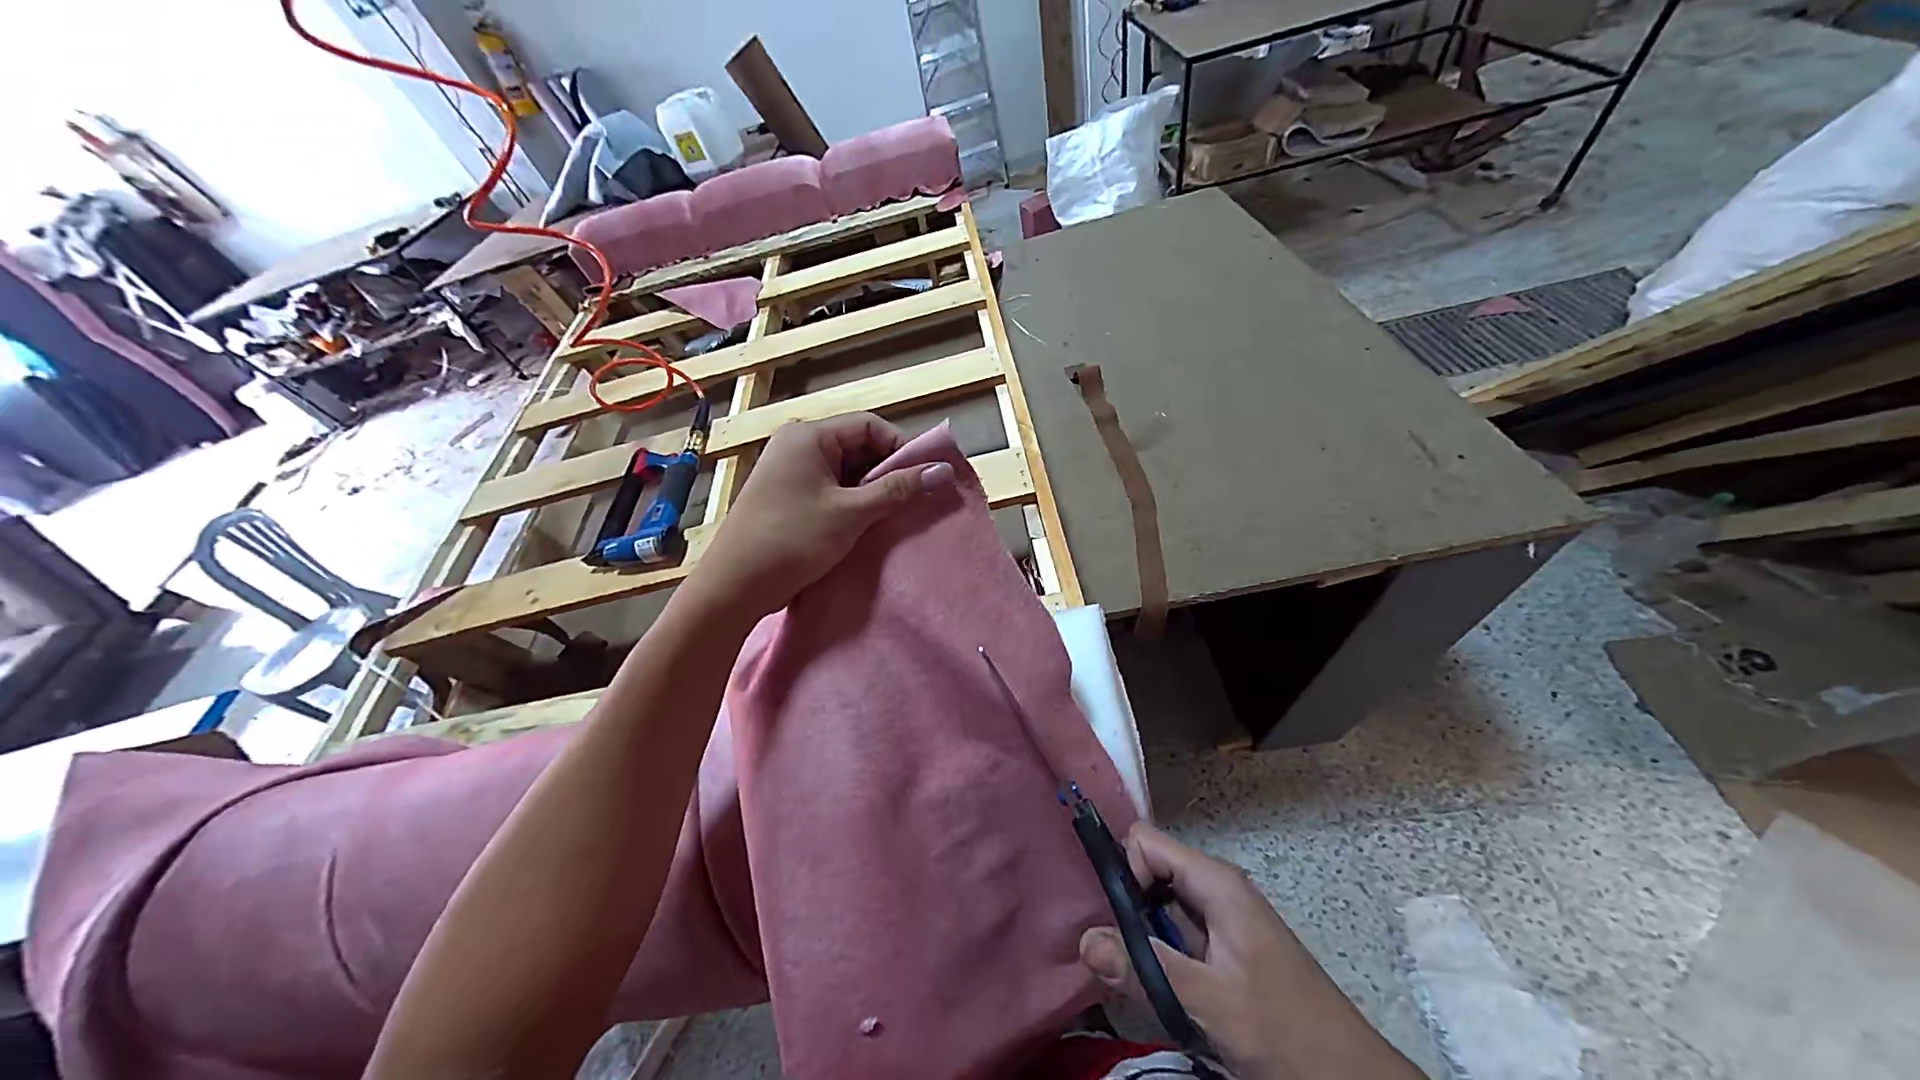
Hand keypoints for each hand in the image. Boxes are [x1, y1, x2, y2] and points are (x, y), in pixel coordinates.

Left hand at [691, 413, 954, 617]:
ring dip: (870, 491)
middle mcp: (797, 445)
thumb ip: (897, 489)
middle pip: (857, 446)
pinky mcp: (788, 497)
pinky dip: (852, 504)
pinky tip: (866, 525)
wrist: (735, 585)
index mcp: (808, 436)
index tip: (923, 478)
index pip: (869, 426)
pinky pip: (830, 489)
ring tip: (891, 517)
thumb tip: (942, 471)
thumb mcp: (851, 513)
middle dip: (886, 472)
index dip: (900, 448)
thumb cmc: (792, 540)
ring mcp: (790, 472)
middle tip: (910, 501)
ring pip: (846, 471)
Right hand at [1079, 823, 1422, 1079]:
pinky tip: (1153, 984)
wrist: (1347, 1076)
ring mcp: (1221, 919)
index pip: (1146, 842)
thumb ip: (1144, 967)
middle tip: (1113, 949)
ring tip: (1126, 970)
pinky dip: (1157, 950)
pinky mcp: (1223, 948)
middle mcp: (1216, 889)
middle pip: (1150, 870)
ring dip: (1139, 932)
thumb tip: (1084, 940)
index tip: (1114, 919)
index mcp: (1215, 883)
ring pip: (1160, 904)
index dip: (1124, 870)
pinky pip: (1176, 931)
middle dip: (1125, 903)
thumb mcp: (1208, 1000)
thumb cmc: (1281, 1028)